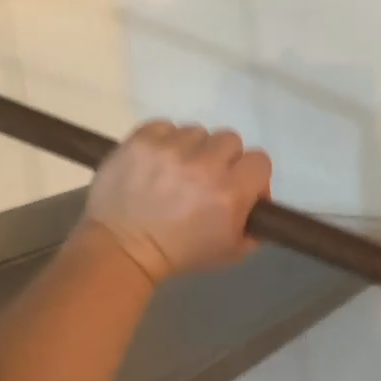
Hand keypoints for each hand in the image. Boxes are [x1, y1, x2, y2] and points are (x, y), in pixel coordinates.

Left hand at [81, 121, 271, 282]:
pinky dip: (163, 141)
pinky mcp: (142, 139)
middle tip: (205, 178)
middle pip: (230, 139)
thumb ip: (255, 226)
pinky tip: (156, 161)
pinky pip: (165, 126)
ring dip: (191, 149)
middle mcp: (203, 164)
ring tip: (176, 170)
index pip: (260, 160)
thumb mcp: (231, 252)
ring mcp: (170, 148)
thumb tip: (258, 201)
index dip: (251, 174)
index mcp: (229, 192)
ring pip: (196, 131)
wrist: (120, 249)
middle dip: (221, 158)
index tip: (237, 187)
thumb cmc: (178, 255)